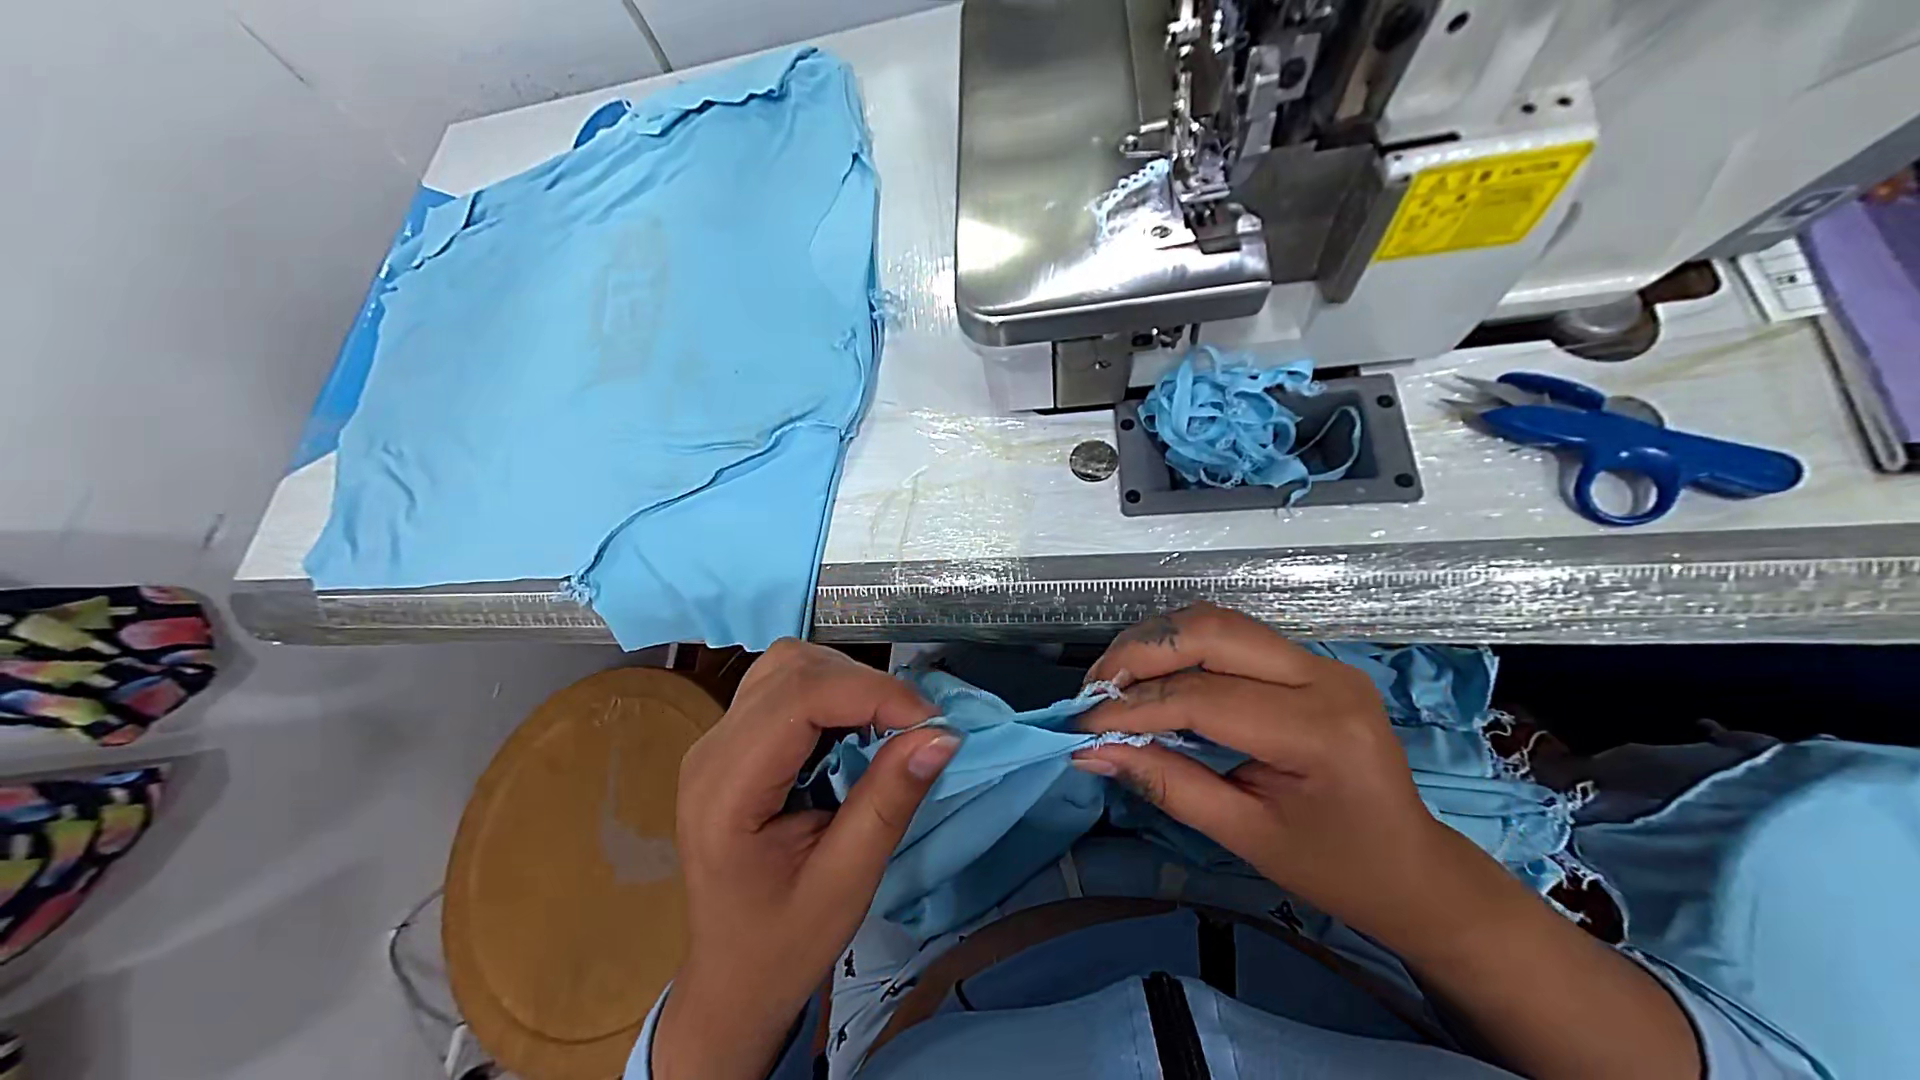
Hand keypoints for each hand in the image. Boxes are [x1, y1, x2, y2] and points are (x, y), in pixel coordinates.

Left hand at [653, 641, 960, 1079]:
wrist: (731, 980)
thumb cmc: (784, 945)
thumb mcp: (847, 883)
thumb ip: (889, 801)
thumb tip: (942, 734)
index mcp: (725, 791)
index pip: (798, 699)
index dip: (872, 693)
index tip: (932, 720)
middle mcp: (711, 749)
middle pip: (793, 670)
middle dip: (866, 685)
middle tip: (915, 727)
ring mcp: (717, 740)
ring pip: (789, 666)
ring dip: (849, 682)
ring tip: (887, 725)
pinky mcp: (733, 740)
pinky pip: (785, 685)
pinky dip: (833, 691)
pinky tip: (855, 728)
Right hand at [1076, 605, 1699, 1079]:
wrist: (1416, 868)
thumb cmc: (1336, 869)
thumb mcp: (1245, 836)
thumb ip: (1166, 783)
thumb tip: (1091, 752)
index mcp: (1318, 731)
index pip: (1202, 696)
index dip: (1132, 707)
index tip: (1081, 726)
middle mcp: (1323, 677)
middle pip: (1210, 631)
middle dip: (1138, 654)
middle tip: (1093, 691)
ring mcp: (1321, 661)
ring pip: (1218, 620)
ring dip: (1156, 642)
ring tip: (1114, 681)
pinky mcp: (1310, 661)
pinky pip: (1232, 634)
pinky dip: (1182, 646)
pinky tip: (1154, 674)